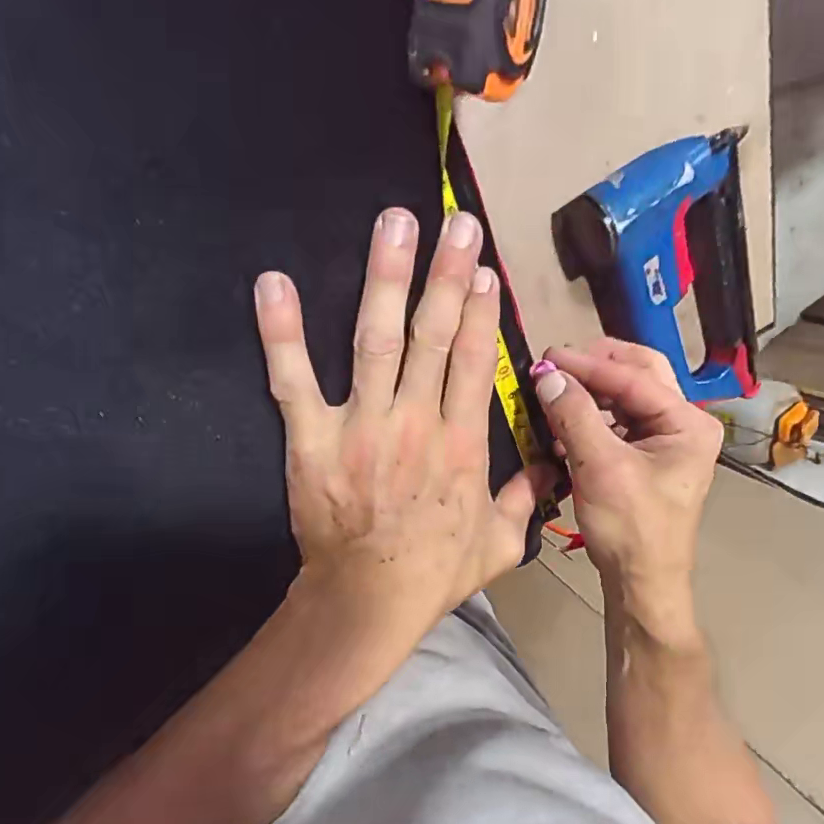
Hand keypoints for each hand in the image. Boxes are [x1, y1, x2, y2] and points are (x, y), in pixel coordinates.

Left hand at [254, 208, 553, 628]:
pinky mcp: (312, 439)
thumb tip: (550, 470)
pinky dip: (281, 332)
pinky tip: (273, 283)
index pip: (474, 360)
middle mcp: (415, 421)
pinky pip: (293, 380)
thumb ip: (526, 500)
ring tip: (393, 224)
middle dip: (446, 273)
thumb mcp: (500, 545)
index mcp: (461, 442)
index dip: (479, 310)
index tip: (482, 269)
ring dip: (385, 278)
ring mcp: (361, 426)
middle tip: (454, 222)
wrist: (368, 600)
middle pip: (433, 334)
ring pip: (375, 339)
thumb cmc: (434, 573)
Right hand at [530, 340, 722, 598]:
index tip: (546, 357)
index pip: (633, 377)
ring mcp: (664, 441)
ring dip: (588, 394)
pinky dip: (588, 419)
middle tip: (555, 365)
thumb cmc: (630, 529)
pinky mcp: (643, 457)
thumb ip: (574, 415)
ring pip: (623, 398)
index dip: (587, 365)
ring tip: (553, 394)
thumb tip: (546, 376)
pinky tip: (561, 425)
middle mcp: (682, 424)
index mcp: (688, 423)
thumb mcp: (600, 467)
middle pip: (637, 375)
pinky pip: (615, 423)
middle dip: (594, 367)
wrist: (641, 583)